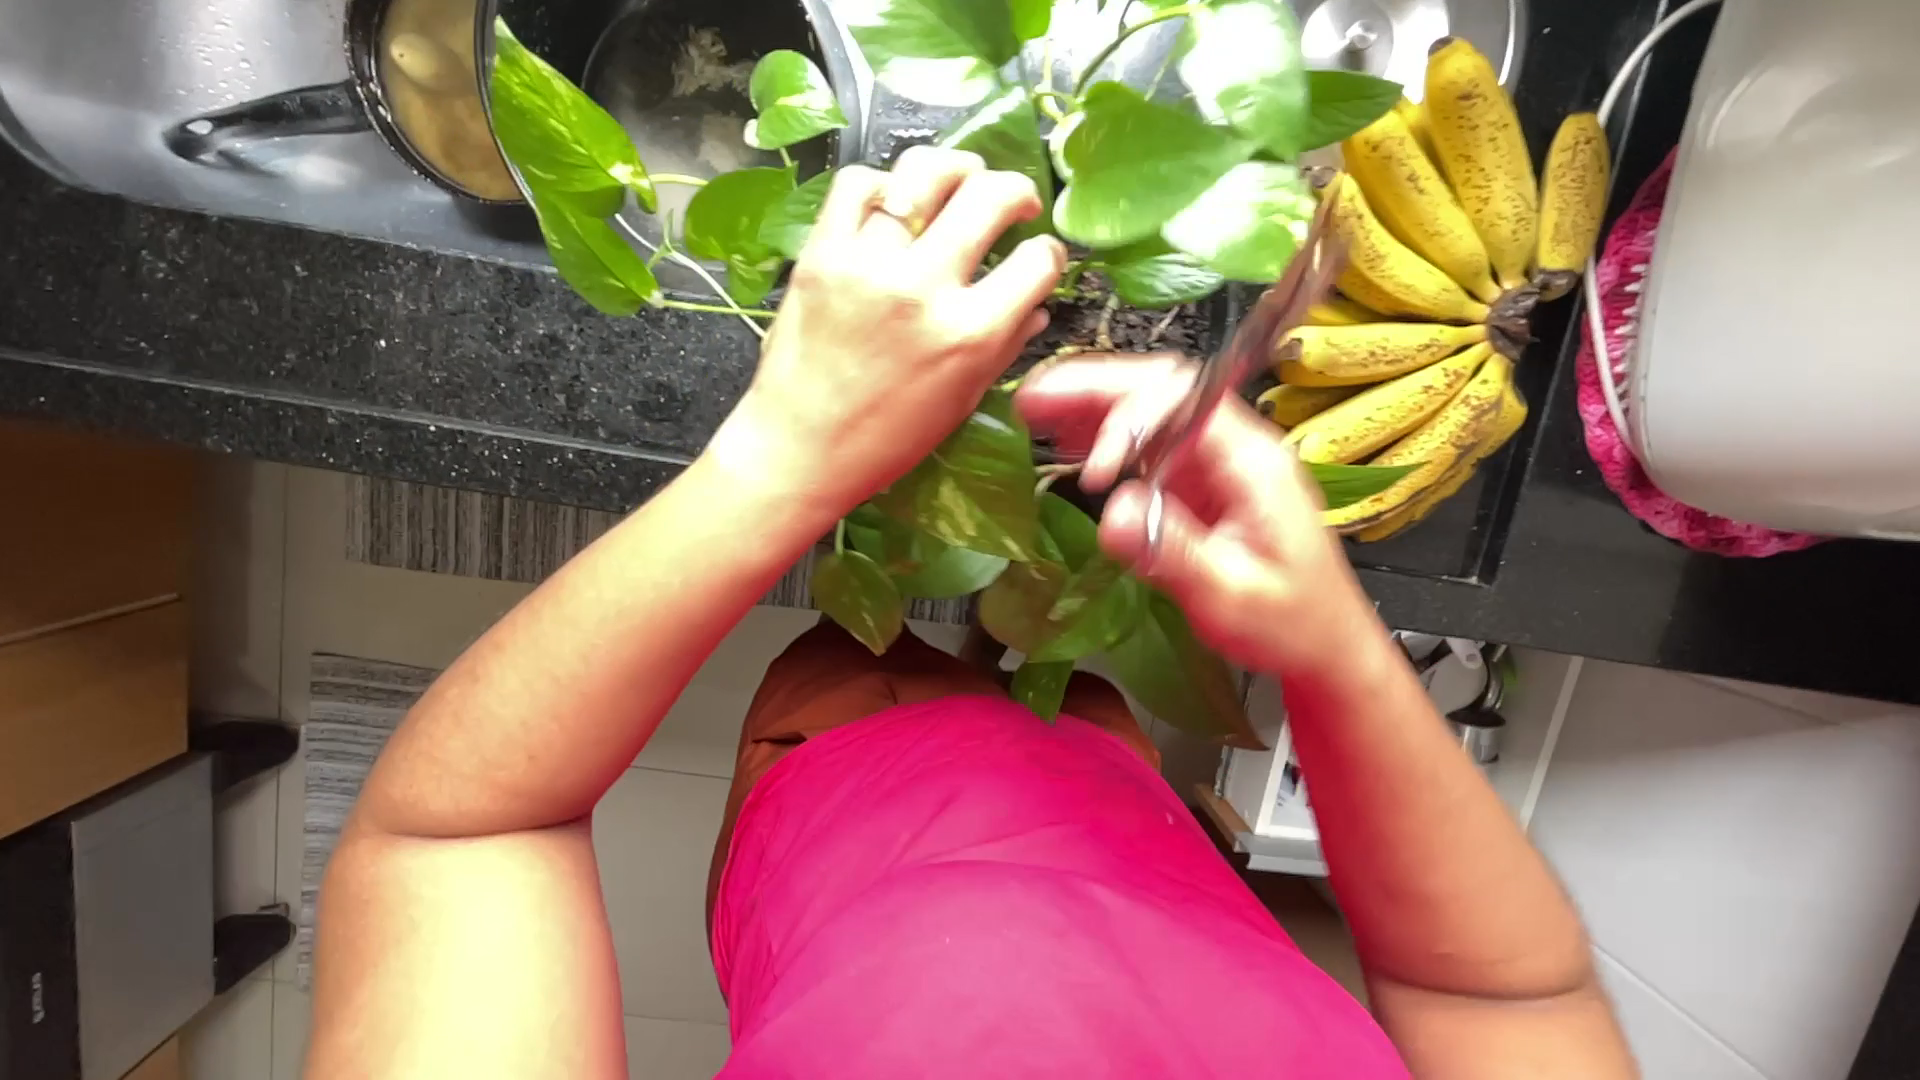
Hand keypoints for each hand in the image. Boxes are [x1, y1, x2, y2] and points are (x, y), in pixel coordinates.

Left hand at [712, 146, 1066, 516]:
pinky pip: (856, 184)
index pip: (1037, 262)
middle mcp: (924, 288)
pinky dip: (882, 183)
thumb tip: (1037, 305)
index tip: (1039, 258)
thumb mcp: (962, 400)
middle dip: (1017, 192)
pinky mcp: (821, 253)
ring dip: (956, 169)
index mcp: (969, 334)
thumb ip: (1005, 345)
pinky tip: (893, 204)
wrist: (802, 449)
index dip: (1049, 255)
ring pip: (924, 173)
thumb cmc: (888, 439)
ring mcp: (868, 264)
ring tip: (961, 182)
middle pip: (990, 196)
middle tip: (1014, 204)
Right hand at [1016, 356, 1385, 678]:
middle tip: (1035, 399)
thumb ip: (1173, 553)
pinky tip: (1070, 441)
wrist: (1322, 644)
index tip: (1092, 473)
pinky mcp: (1200, 482)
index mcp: (1252, 463)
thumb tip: (1110, 515)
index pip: (1184, 403)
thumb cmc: (1289, 623)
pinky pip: (1148, 443)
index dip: (1127, 421)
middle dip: (1094, 389)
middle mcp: (1234, 449)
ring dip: (1092, 405)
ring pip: (1149, 410)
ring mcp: (1216, 463)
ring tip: (1037, 408)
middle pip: (1161, 391)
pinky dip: (1106, 436)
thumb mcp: (1231, 596)